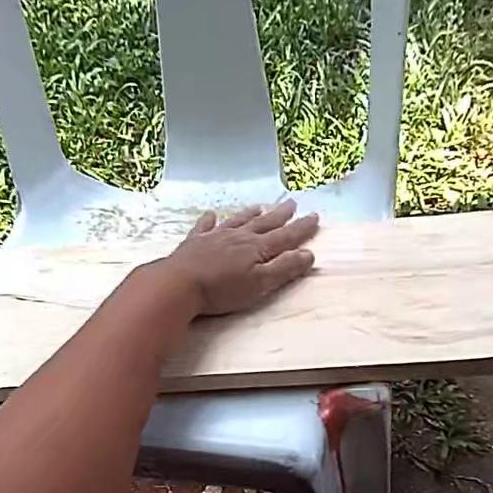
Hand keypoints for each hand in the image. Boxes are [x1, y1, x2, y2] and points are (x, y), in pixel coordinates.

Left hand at [159, 197, 319, 316]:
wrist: (178, 284)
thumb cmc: (222, 289)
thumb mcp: (261, 283)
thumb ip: (285, 268)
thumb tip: (308, 254)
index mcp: (258, 248)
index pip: (286, 236)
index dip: (302, 228)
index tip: (315, 217)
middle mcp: (239, 237)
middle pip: (265, 224)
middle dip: (281, 215)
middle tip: (292, 203)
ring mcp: (215, 237)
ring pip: (238, 221)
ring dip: (251, 214)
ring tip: (260, 206)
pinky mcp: (194, 243)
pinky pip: (205, 226)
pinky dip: (210, 220)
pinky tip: (211, 215)